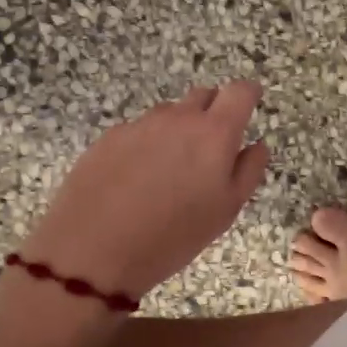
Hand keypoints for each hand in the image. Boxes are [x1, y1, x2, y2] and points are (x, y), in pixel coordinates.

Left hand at [15, 82, 269, 299]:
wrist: (90, 256)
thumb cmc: (172, 236)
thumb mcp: (227, 210)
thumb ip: (249, 169)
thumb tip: (256, 144)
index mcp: (215, 132)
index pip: (241, 90)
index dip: (249, 94)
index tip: (249, 108)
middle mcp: (179, 118)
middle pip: (205, 95)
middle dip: (213, 112)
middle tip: (208, 150)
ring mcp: (140, 126)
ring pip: (170, 114)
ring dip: (177, 130)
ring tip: (167, 171)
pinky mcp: (107, 139)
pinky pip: (138, 131)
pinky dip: (145, 145)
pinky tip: (134, 181)